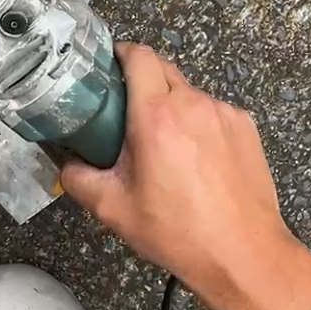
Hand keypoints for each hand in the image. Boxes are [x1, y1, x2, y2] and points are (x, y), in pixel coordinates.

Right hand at [61, 44, 310, 309]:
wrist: (245, 256)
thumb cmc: (178, 233)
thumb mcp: (113, 209)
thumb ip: (77, 178)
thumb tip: (64, 161)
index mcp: (156, 116)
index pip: (138, 55)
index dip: (120, 53)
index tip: (108, 68)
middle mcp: (193, 104)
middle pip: (162, 68)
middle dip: (142, 81)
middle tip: (126, 112)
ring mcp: (224, 114)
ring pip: (188, 92)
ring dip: (172, 106)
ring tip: (165, 145)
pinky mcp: (246, 127)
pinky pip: (213, 111)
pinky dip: (199, 123)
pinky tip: (197, 158)